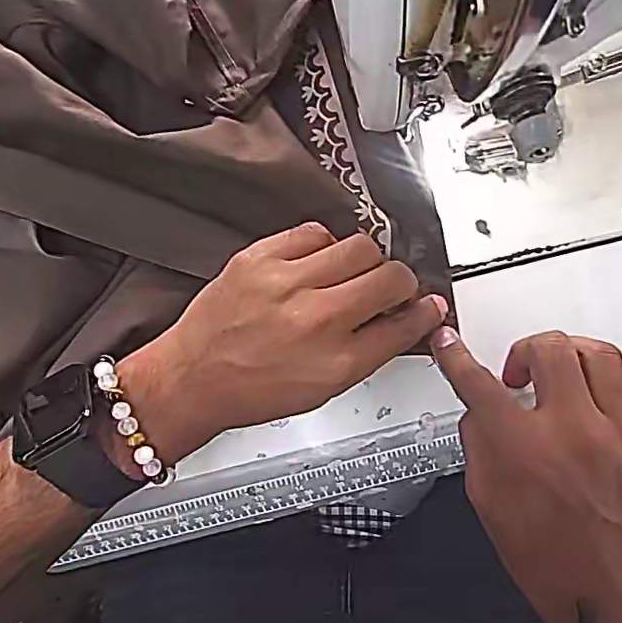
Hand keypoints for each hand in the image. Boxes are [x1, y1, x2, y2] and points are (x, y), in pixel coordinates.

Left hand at [117, 222, 447, 463]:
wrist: (192, 378)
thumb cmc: (252, 390)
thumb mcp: (323, 388)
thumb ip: (369, 352)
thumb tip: (401, 322)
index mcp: (339, 362)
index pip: (404, 325)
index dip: (424, 313)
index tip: (429, 305)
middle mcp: (318, 320)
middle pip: (391, 278)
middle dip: (399, 283)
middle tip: (387, 288)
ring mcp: (287, 284)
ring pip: (360, 247)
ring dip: (365, 261)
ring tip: (348, 275)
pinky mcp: (259, 259)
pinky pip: (315, 232)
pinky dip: (324, 245)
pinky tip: (315, 262)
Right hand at [431, 329, 621, 622]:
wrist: (606, 594)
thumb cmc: (547, 557)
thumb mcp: (487, 501)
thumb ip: (478, 445)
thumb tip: (479, 410)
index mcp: (522, 450)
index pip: (477, 383)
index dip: (456, 357)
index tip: (450, 344)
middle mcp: (572, 432)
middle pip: (548, 349)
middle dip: (523, 351)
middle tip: (518, 373)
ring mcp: (617, 433)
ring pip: (598, 353)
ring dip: (569, 356)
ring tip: (560, 375)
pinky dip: (616, 379)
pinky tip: (602, 394)